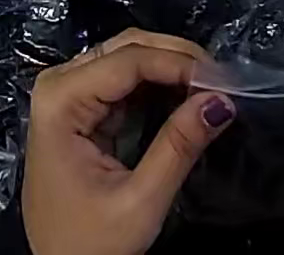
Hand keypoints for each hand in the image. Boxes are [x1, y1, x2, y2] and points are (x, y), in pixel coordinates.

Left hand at [23, 29, 236, 254]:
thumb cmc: (88, 244)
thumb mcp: (138, 203)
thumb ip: (177, 147)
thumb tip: (220, 102)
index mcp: (60, 97)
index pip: (127, 61)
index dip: (177, 63)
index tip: (223, 79)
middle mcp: (60, 80)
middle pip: (125, 48)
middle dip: (176, 57)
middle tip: (223, 78)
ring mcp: (69, 88)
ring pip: (127, 56)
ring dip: (170, 65)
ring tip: (212, 84)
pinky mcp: (82, 102)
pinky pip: (124, 78)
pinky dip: (158, 82)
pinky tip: (187, 91)